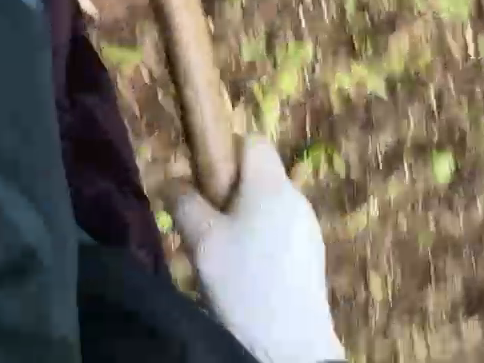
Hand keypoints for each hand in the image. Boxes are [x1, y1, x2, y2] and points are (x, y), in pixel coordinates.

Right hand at [173, 139, 344, 362]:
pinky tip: (249, 274)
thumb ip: (184, 203)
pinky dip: (263, 239)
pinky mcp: (313, 253)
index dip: (227, 151)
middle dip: (232, 190)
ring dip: (246, 217)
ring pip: (270, 204)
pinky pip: (282, 229)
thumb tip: (170, 180)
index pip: (253, 140)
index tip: (207, 181)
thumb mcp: (202, 242)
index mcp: (270, 183)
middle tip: (208, 224)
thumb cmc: (244, 283)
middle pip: (260, 173)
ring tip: (226, 255)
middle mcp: (295, 195)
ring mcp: (308, 225)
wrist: (291, 346)